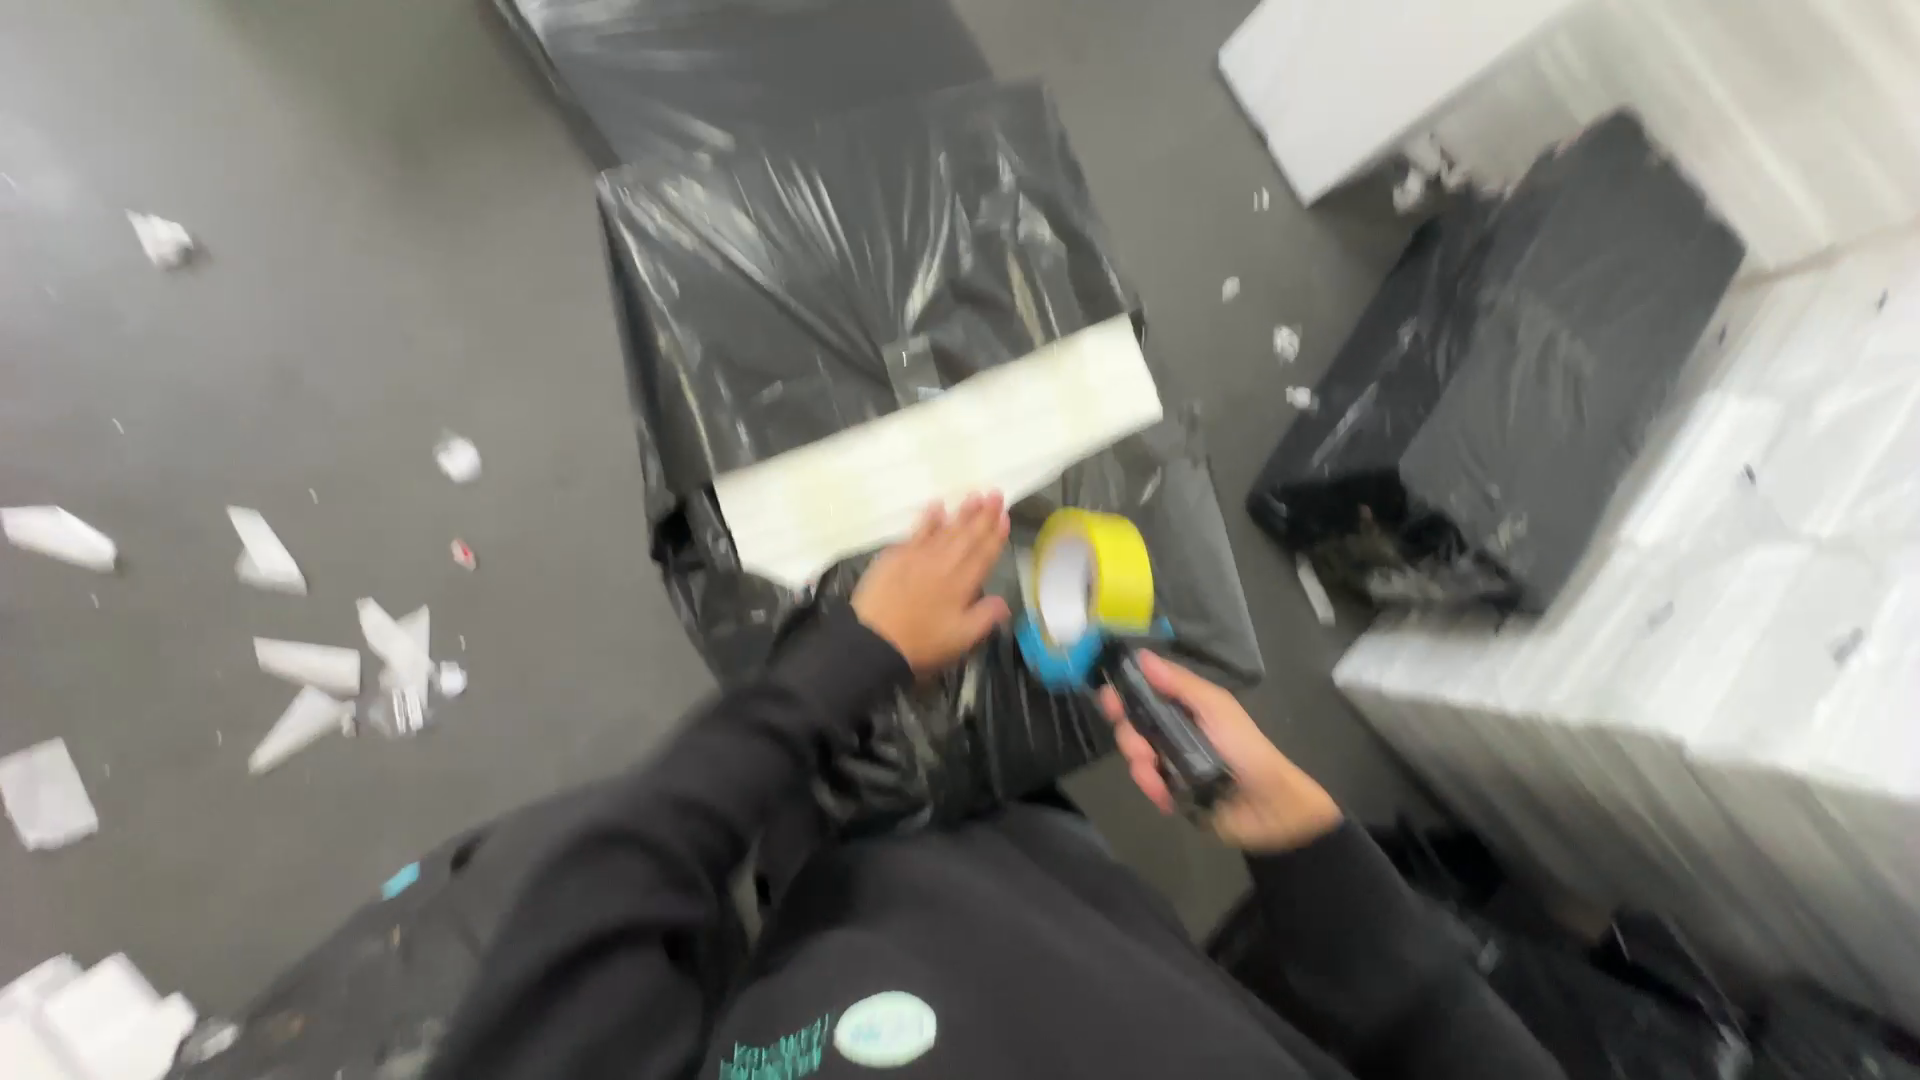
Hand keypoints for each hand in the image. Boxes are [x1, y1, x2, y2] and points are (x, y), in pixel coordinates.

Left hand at [853, 493, 1011, 675]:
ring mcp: (918, 557)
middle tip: (995, 494)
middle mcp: (943, 564)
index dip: (996, 535)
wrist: (873, 640)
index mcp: (961, 584)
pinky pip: (917, 532)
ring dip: (961, 512)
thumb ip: (985, 618)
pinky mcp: (895, 556)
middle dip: (983, 515)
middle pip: (967, 536)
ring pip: (945, 529)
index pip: (984, 554)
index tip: (1005, 516)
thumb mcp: (961, 640)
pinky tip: (936, 506)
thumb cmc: (920, 644)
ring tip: (974, 495)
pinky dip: (928, 518)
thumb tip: (1004, 602)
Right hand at [1098, 652, 1342, 852]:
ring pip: (1135, 756)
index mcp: (1183, 706)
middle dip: (1129, 737)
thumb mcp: (1214, 707)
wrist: (1267, 804)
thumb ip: (1179, 683)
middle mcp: (1172, 730)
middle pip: (1130, 726)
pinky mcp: (1172, 790)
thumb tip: (1141, 655)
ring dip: (1140, 766)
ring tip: (1157, 777)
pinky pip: (1148, 785)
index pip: (1142, 693)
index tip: (1108, 699)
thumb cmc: (1244, 747)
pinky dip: (1152, 789)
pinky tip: (1165, 795)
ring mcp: (1170, 761)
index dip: (1121, 695)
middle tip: (1142, 749)